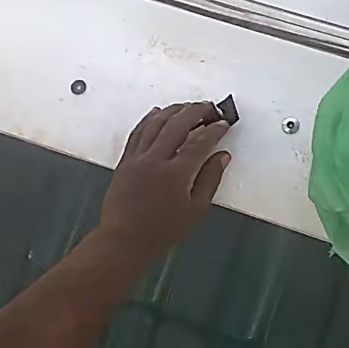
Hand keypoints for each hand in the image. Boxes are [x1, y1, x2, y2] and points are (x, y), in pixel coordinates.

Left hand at [96, 101, 231, 259]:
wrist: (125, 240)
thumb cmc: (161, 231)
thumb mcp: (196, 210)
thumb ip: (210, 179)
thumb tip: (221, 157)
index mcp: (176, 174)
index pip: (200, 142)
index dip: (214, 130)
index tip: (223, 124)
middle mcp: (155, 160)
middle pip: (177, 124)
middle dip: (196, 111)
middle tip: (210, 108)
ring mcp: (137, 158)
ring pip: (156, 123)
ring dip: (174, 110)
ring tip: (188, 107)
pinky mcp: (125, 160)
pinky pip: (138, 131)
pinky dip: (150, 119)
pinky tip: (159, 113)